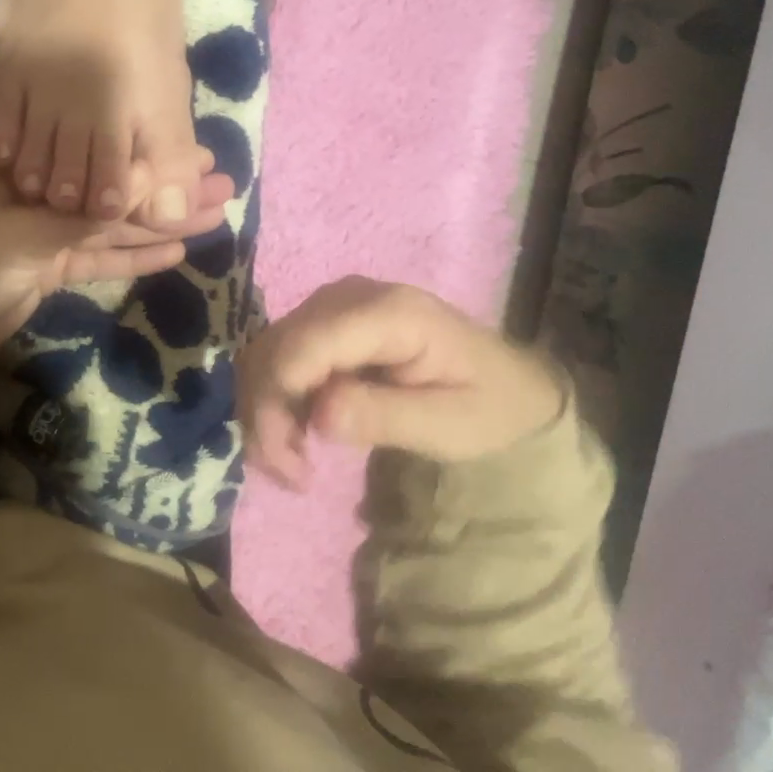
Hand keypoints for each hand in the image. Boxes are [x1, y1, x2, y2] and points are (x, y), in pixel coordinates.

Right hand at [0, 0, 201, 222]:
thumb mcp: (171, 67)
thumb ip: (168, 140)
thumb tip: (168, 209)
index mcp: (132, 104)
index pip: (115, 184)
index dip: (110, 206)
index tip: (107, 209)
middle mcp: (82, 103)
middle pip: (69, 177)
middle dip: (73, 199)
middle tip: (71, 206)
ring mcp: (38, 84)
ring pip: (32, 160)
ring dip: (38, 181)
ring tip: (41, 190)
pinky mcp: (4, 65)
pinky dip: (6, 150)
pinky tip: (11, 158)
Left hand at [0, 170, 233, 359]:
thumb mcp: (28, 235)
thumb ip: (88, 218)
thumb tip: (150, 191)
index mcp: (36, 177)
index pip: (104, 164)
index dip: (153, 164)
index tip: (199, 159)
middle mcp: (49, 200)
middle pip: (117, 195)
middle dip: (168, 193)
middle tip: (223, 188)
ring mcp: (53, 237)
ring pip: (116, 229)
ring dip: (161, 225)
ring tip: (211, 217)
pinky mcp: (55, 270)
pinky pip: (102, 259)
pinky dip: (136, 256)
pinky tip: (173, 251)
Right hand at [235, 277, 565, 486]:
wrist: (508, 385)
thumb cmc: (489, 407)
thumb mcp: (452, 426)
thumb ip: (386, 416)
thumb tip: (318, 414)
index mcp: (388, 313)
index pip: (304, 346)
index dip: (280, 401)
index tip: (291, 461)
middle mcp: (345, 297)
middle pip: (275, 350)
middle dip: (266, 415)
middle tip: (290, 474)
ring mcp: (327, 305)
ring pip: (265, 356)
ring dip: (265, 412)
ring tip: (293, 463)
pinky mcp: (318, 322)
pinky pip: (275, 358)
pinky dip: (273, 401)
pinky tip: (295, 436)